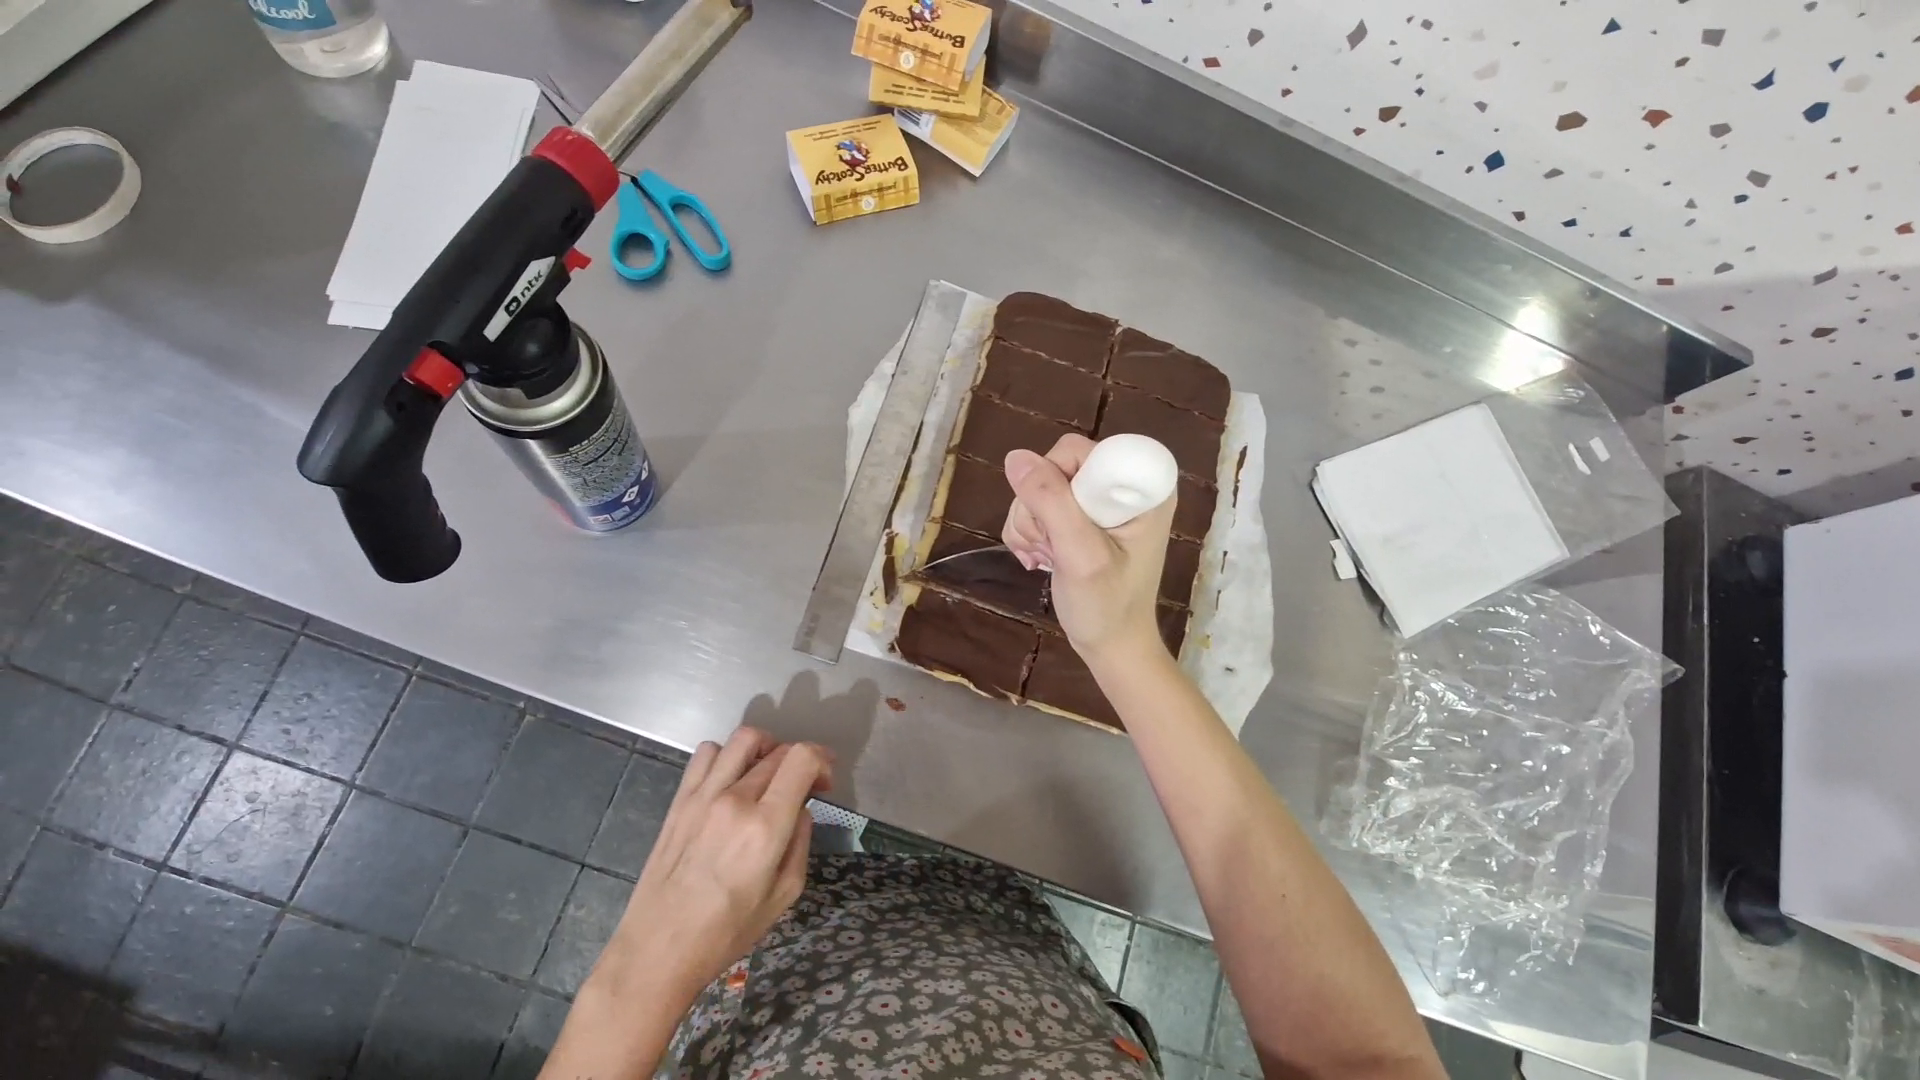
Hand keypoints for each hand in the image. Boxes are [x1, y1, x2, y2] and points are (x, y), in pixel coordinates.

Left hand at [594, 727, 832, 1001]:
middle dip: (800, 762)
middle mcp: (734, 799)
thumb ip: (801, 841)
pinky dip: (728, 755)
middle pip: (778, 749)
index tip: (824, 782)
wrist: (659, 948)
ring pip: (743, 739)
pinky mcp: (680, 799)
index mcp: (765, 826)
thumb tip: (800, 809)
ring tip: (768, 774)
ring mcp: (702, 795)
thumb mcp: (785, 894)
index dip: (821, 759)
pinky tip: (732, 780)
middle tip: (804, 787)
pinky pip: (708, 752)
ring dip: (766, 748)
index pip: (801, 758)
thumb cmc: (727, 931)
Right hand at [1002, 435, 1173, 664]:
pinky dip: (1027, 531)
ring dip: (1028, 523)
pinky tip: (1039, 558)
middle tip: (1050, 547)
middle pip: (1053, 466)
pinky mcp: (1079, 515)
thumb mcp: (1081, 555)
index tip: (1059, 523)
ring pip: (1037, 486)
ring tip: (1045, 558)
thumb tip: (1015, 457)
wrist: (1111, 645)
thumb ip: (1051, 502)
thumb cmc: (1107, 606)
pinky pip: (1036, 503)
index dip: (1055, 481)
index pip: (1079, 451)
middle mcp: (1122, 485)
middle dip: (1037, 508)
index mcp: (1142, 487)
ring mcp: (1098, 501)